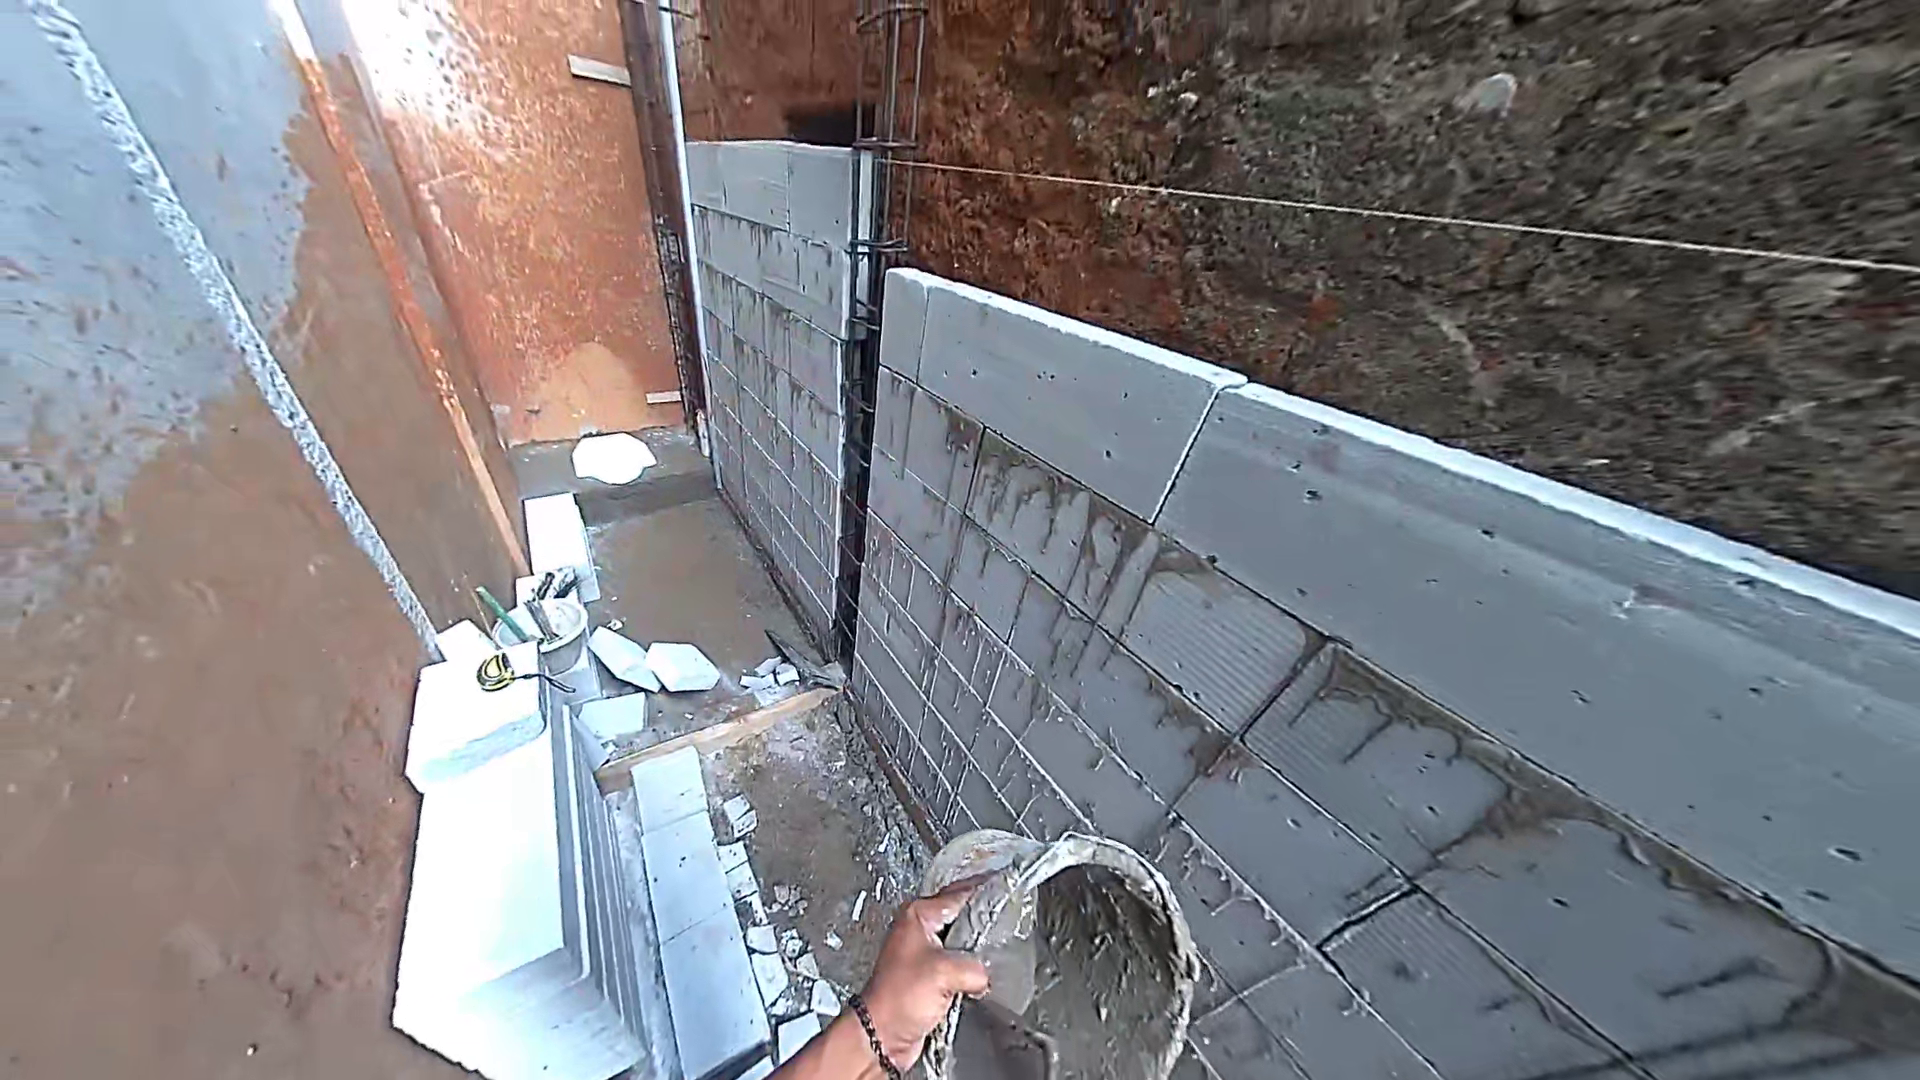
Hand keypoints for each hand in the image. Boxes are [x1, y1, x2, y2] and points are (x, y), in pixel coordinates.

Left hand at [858, 879, 991, 1070]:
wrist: (881, 1036)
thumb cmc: (902, 997)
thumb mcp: (944, 973)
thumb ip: (973, 967)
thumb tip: (986, 973)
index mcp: (919, 914)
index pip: (958, 894)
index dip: (982, 890)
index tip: (1003, 885)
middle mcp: (919, 926)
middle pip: (958, 911)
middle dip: (980, 914)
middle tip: (1006, 911)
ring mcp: (922, 948)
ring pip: (958, 936)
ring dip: (975, 941)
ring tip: (1001, 938)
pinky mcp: (927, 971)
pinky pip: (954, 958)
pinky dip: (968, 960)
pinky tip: (984, 966)